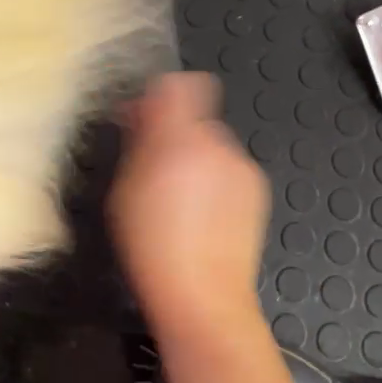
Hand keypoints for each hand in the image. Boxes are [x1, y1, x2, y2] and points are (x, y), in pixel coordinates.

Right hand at [108, 73, 271, 340]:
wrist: (204, 297)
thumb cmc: (152, 249)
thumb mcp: (124, 192)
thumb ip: (136, 142)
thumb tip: (141, 113)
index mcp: (178, 139)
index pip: (177, 85)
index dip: (159, 95)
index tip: (142, 118)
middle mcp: (216, 143)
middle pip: (194, 116)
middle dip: (173, 133)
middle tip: (151, 168)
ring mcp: (241, 166)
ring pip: (212, 144)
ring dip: (194, 158)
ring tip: (177, 201)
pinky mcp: (257, 188)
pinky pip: (229, 169)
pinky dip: (214, 180)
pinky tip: (201, 215)